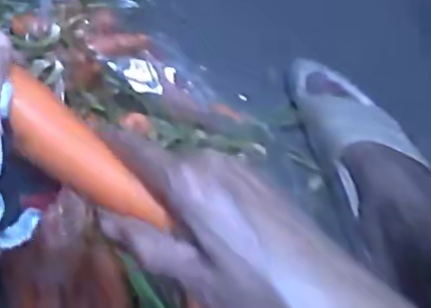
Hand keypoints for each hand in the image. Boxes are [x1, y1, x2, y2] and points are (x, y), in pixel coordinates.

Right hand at [99, 132, 408, 307]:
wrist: (353, 306)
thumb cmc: (266, 294)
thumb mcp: (201, 282)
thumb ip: (147, 246)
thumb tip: (101, 217)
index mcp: (185, 178)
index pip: (126, 143)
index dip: (98, 140)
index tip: (77, 145)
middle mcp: (205, 156)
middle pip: (155, 158)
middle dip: (140, 181)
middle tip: (138, 219)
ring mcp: (235, 163)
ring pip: (184, 166)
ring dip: (172, 189)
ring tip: (185, 233)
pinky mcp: (259, 176)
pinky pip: (211, 173)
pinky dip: (199, 191)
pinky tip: (219, 230)